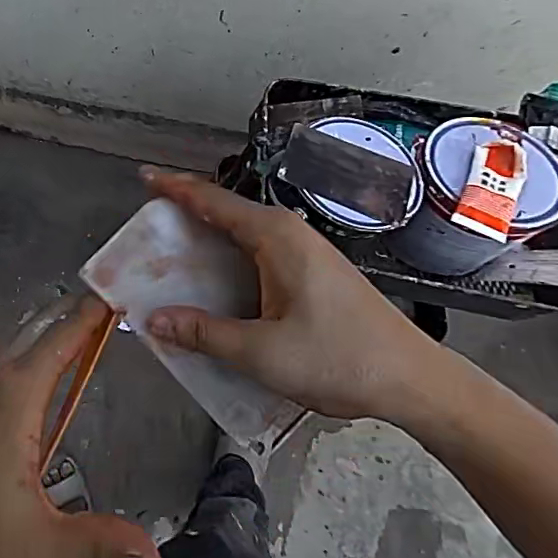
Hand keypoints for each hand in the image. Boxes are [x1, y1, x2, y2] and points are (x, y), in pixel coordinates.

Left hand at [0, 295, 171, 557]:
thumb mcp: (51, 555)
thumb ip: (104, 553)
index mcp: (16, 397)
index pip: (61, 336)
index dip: (94, 312)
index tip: (129, 290)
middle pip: (47, 326)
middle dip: (85, 308)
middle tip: (132, 298)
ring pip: (34, 336)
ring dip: (69, 323)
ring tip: (113, 318)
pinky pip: (25, 353)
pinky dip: (53, 342)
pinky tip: (77, 354)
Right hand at [140, 166, 452, 421]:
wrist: (410, 379)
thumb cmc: (341, 359)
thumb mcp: (262, 352)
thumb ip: (205, 334)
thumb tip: (156, 321)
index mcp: (276, 237)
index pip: (213, 201)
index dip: (175, 188)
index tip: (146, 178)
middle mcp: (290, 234)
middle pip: (227, 212)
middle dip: (186, 215)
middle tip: (149, 227)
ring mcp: (305, 251)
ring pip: (243, 234)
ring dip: (208, 241)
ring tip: (173, 256)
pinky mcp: (312, 271)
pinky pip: (259, 253)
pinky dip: (229, 260)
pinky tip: (216, 285)